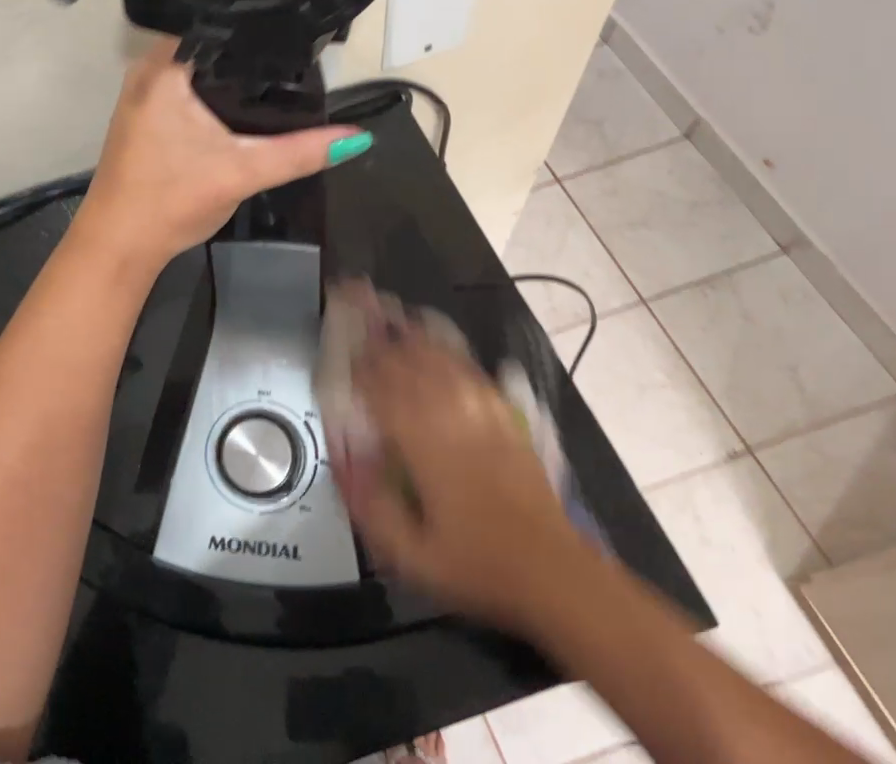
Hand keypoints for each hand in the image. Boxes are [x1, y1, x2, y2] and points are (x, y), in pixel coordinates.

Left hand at [72, 36, 369, 272]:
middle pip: (212, 47)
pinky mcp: (144, 119)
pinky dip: (214, 95)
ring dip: (232, 76)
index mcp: (165, 67)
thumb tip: (358, 138)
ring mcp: (142, 95)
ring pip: (199, 71)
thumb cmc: (171, 201)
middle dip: (252, 54)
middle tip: (300, 56)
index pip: (222, 25)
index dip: (261, 28)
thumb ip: (300, 152)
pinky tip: (241, 106)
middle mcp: (147, 70)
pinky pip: (187, 91)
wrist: (119, 246)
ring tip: (279, 76)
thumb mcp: (243, 173)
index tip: (301, 32)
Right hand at [339, 323, 590, 630]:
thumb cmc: (477, 566)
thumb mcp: (409, 554)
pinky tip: (442, 351)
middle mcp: (457, 424)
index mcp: (428, 450)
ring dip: (417, 342)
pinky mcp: (510, 424)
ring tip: (395, 323)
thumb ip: (370, 505)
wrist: (554, 574)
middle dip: (386, 344)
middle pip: (416, 369)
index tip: (343, 355)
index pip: (386, 394)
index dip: (362, 370)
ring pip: (447, 366)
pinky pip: (476, 378)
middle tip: (362, 321)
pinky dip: (453, 358)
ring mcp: (488, 420)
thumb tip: (341, 463)